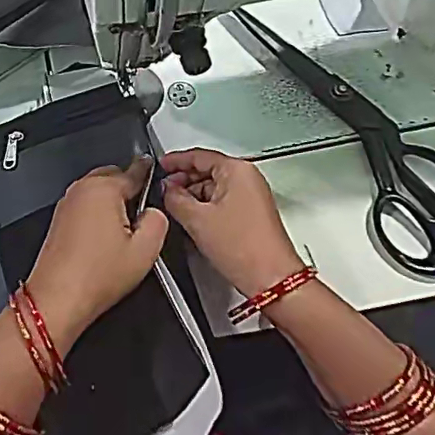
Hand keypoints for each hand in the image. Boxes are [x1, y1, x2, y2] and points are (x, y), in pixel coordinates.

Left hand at [26, 158, 167, 351]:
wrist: (59, 297)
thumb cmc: (92, 276)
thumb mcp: (146, 250)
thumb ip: (159, 220)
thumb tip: (155, 212)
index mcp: (104, 189)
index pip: (134, 171)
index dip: (148, 173)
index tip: (152, 168)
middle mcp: (82, 190)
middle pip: (114, 176)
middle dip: (128, 191)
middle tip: (141, 216)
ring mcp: (67, 203)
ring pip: (98, 192)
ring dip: (112, 204)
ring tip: (121, 237)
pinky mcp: (60, 218)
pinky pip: (85, 206)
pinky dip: (97, 215)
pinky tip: (104, 242)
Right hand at [162, 149, 305, 296]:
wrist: (272, 279)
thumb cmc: (247, 249)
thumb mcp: (196, 219)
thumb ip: (174, 198)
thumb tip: (167, 190)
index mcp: (237, 170)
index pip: (199, 155)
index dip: (176, 160)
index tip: (162, 164)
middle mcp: (248, 178)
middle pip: (207, 169)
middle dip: (184, 179)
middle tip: (165, 188)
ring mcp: (252, 195)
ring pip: (214, 186)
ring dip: (194, 195)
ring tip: (176, 207)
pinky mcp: (252, 212)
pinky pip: (223, 200)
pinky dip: (206, 206)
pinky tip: (193, 218)